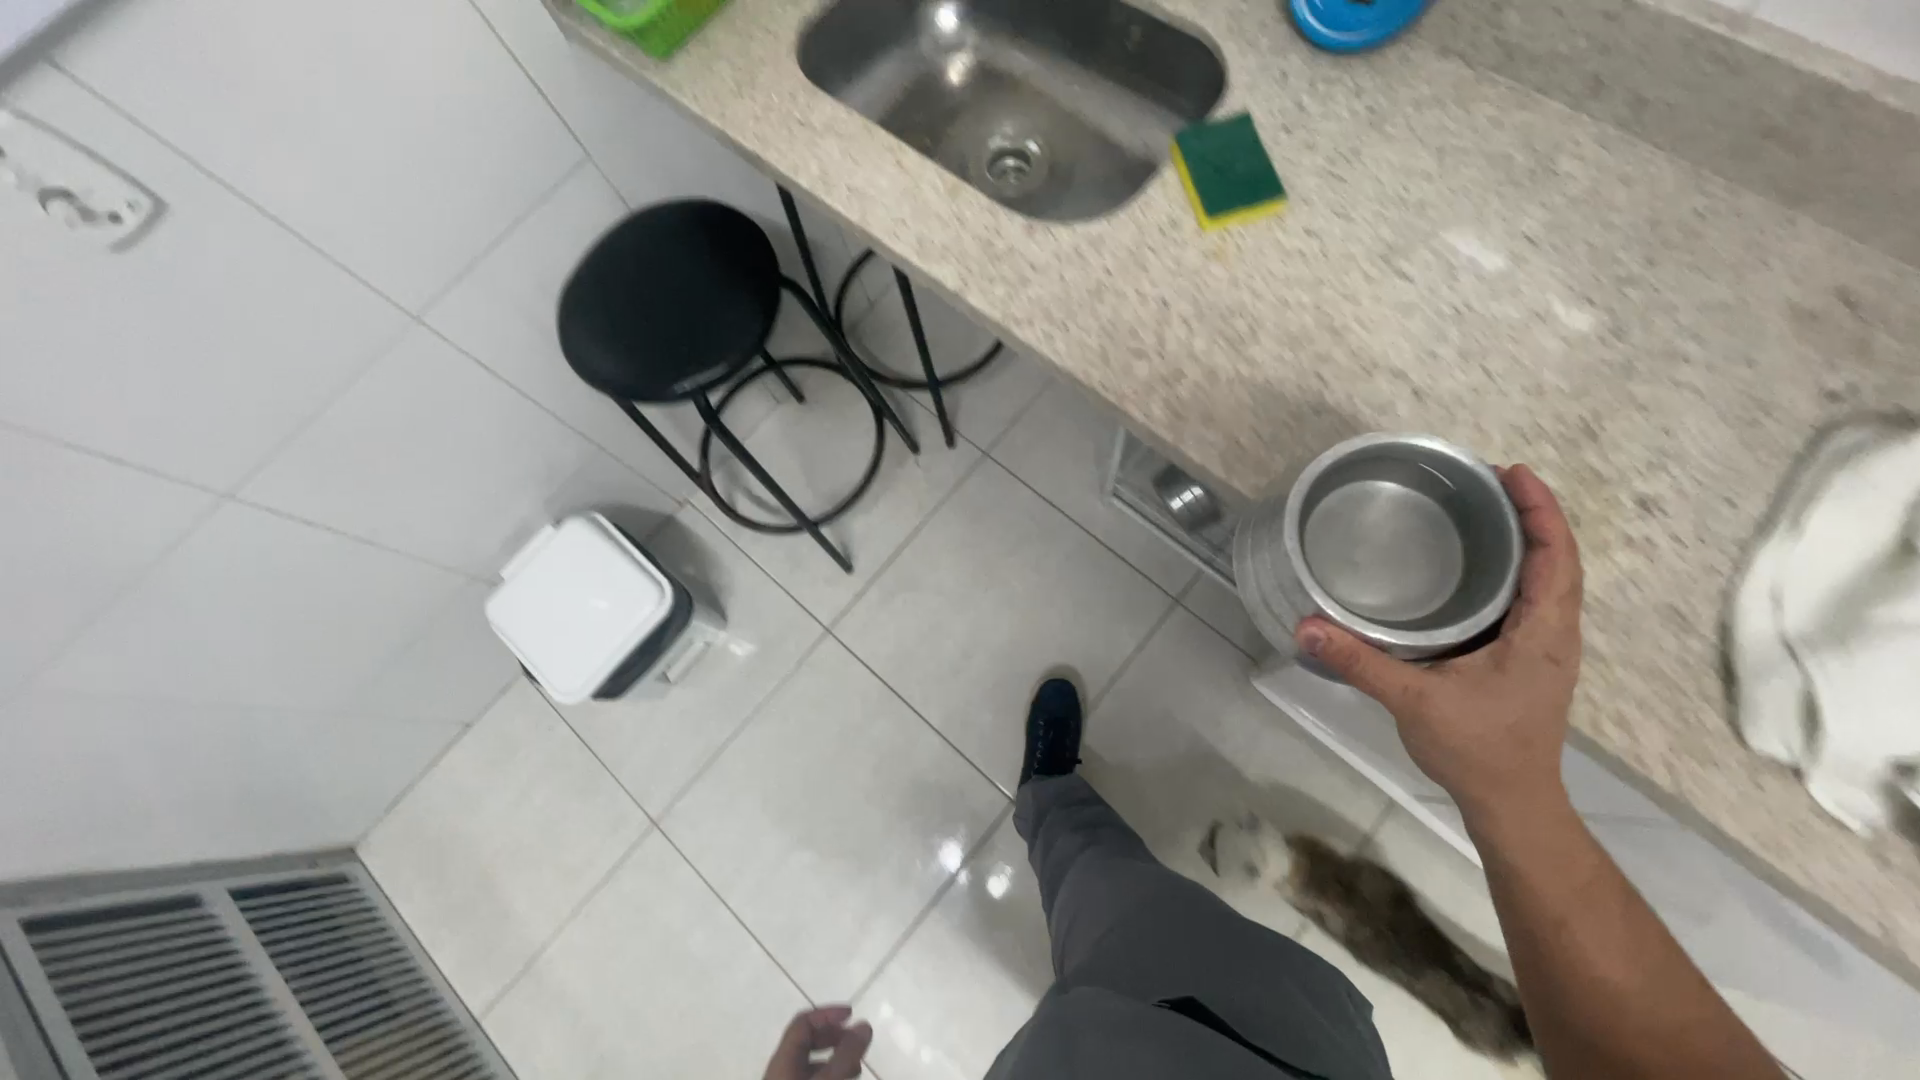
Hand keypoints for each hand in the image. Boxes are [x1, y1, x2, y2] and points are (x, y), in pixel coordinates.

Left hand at [763, 1006, 872, 1079]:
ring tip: (856, 1066)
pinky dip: (830, 1074)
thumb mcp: (827, 1079)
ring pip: (811, 1064)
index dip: (827, 1013)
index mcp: (783, 1058)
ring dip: (835, 1058)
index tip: (852, 1014)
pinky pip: (811, 1078)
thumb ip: (845, 1054)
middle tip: (856, 1040)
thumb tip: (865, 1025)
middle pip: (807, 1041)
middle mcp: (781, 1069)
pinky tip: (845, 1079)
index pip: (803, 1022)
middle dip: (835, 1036)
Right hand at [1295, 464, 1583, 822]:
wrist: (1511, 802)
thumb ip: (1361, 662)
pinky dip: (1512, 571)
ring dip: (1526, 542)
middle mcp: (1553, 634)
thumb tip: (1305, 626)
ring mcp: (1544, 648)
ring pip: (1546, 581)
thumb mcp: (1414, 701)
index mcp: (1542, 634)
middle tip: (1487, 481)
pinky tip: (1473, 569)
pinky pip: (1528, 601)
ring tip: (1482, 512)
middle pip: (1557, 561)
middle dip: (1532, 515)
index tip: (1512, 473)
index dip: (1541, 512)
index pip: (1556, 559)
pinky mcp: (1526, 661)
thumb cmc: (1477, 749)